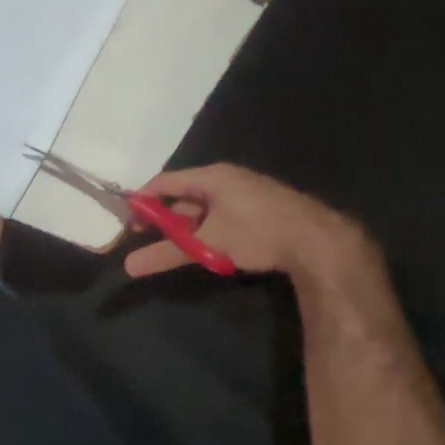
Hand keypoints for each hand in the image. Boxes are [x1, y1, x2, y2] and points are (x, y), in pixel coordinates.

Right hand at [123, 163, 371, 279]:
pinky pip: (221, 215)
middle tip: (150, 242)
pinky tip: (208, 250)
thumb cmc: (256, 233)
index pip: (164, 182)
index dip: (143, 201)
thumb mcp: (206, 245)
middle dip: (165, 219)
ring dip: (187, 229)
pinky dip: (207, 231)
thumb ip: (166, 254)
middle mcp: (226, 179)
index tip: (129, 224)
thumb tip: (128, 266)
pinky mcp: (258, 208)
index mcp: (211, 177)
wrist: (317, 240)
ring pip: (203, 209)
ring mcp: (245, 192)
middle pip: (183, 196)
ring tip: (177, 251)